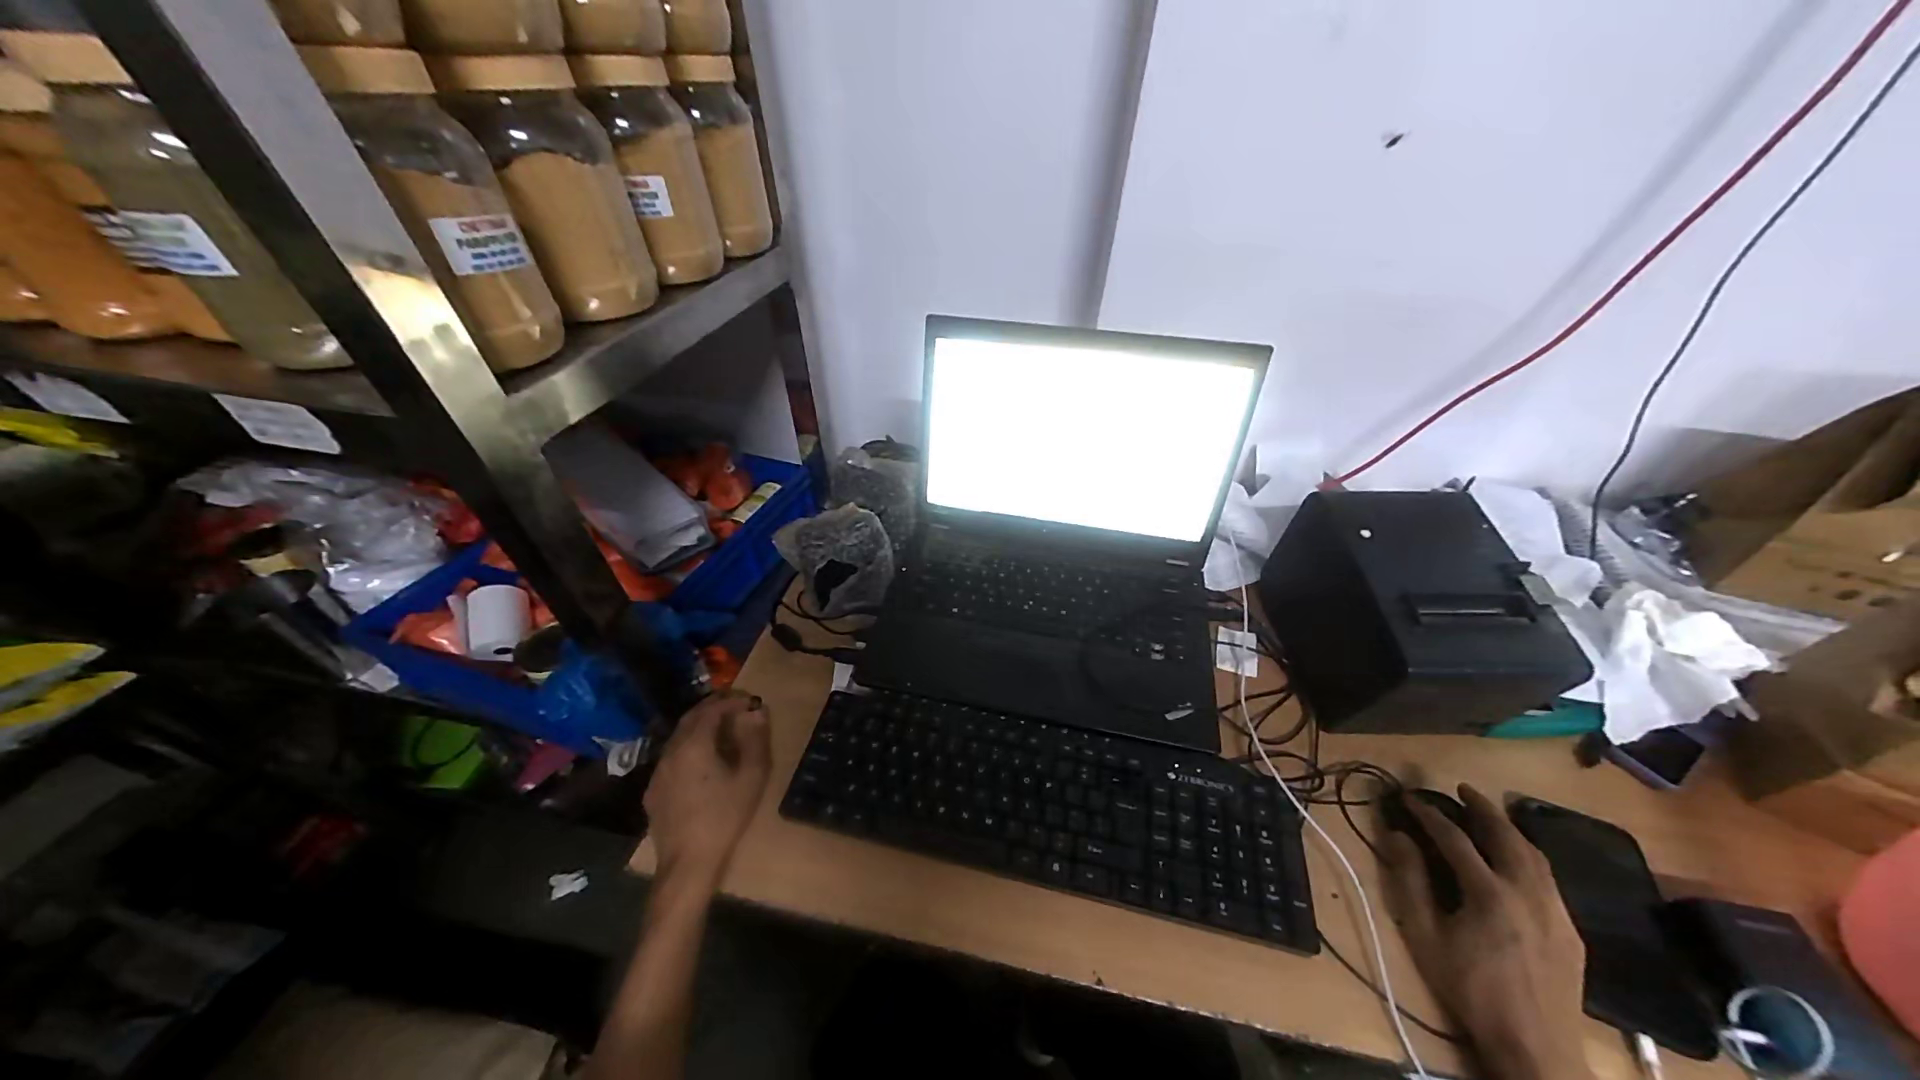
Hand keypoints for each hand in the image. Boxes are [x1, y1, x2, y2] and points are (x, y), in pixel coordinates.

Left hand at [643, 691, 771, 887]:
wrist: (688, 863)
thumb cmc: (725, 816)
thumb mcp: (751, 777)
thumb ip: (756, 740)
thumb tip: (757, 712)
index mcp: (694, 744)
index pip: (712, 709)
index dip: (732, 701)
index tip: (750, 701)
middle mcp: (671, 751)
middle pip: (691, 718)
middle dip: (713, 708)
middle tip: (735, 706)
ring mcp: (658, 771)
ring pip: (679, 737)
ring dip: (700, 727)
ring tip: (722, 730)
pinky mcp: (654, 790)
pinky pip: (672, 757)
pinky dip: (689, 747)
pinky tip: (702, 761)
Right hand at [1380, 784, 1593, 1079]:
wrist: (1536, 1046)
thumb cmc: (1469, 988)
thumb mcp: (1425, 935)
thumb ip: (1410, 881)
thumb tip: (1396, 836)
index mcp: (1489, 893)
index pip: (1455, 839)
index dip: (1429, 815)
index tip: (1410, 799)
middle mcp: (1528, 893)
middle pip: (1506, 837)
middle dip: (1482, 808)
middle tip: (1462, 788)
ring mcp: (1556, 911)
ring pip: (1535, 855)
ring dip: (1509, 829)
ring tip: (1490, 814)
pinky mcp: (1571, 930)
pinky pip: (1548, 878)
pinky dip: (1528, 855)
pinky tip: (1516, 860)